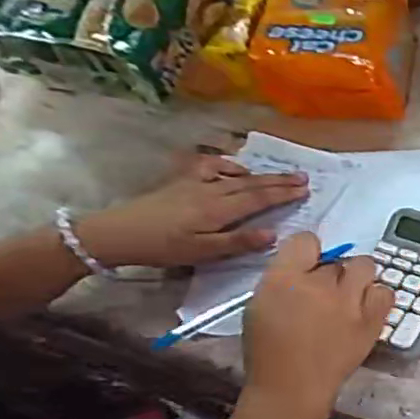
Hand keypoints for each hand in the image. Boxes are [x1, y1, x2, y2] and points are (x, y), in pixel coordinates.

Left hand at [77, 154, 308, 267]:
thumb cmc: (162, 247)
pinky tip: (234, 169)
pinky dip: (227, 166)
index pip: (259, 199)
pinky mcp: (180, 183)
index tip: (306, 189)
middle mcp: (209, 192)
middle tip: (302, 176)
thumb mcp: (203, 252)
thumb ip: (239, 242)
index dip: (284, 194)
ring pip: (234, 175)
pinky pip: (209, 168)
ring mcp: (193, 184)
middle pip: (251, 183)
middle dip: (279, 180)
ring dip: (259, 174)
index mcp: (218, 210)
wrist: (114, 233)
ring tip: (278, 174)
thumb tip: (274, 234)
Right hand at [243, 233, 392, 406]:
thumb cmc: (270, 347)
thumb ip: (286, 279)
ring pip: (365, 267)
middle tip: (330, 289)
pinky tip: (365, 308)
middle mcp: (320, 285)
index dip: (310, 249)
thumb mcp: (263, 303)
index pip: (305, 240)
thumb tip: (309, 267)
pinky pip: (385, 292)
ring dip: (358, 277)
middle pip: (338, 258)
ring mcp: (350, 302)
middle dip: (334, 270)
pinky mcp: (372, 320)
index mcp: (283, 279)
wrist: (294, 384)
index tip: (310, 262)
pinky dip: (377, 296)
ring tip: (351, 295)